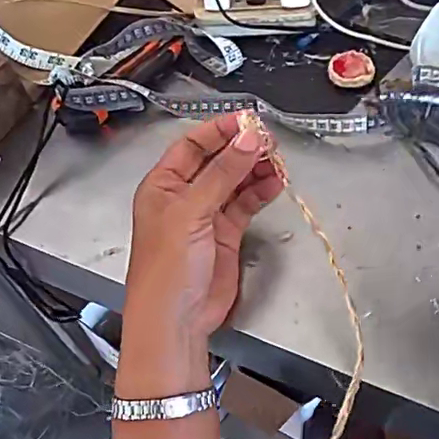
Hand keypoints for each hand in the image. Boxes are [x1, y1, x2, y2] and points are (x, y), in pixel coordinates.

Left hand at [122, 113, 282, 391]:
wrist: (176, 318)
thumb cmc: (165, 269)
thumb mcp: (190, 212)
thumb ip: (222, 174)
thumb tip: (248, 139)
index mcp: (162, 185)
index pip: (191, 145)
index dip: (218, 131)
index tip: (246, 120)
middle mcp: (184, 197)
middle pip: (216, 162)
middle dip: (241, 149)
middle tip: (268, 141)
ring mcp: (206, 216)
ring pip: (234, 182)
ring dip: (255, 170)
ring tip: (276, 160)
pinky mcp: (225, 235)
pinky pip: (245, 205)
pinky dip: (260, 193)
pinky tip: (274, 183)